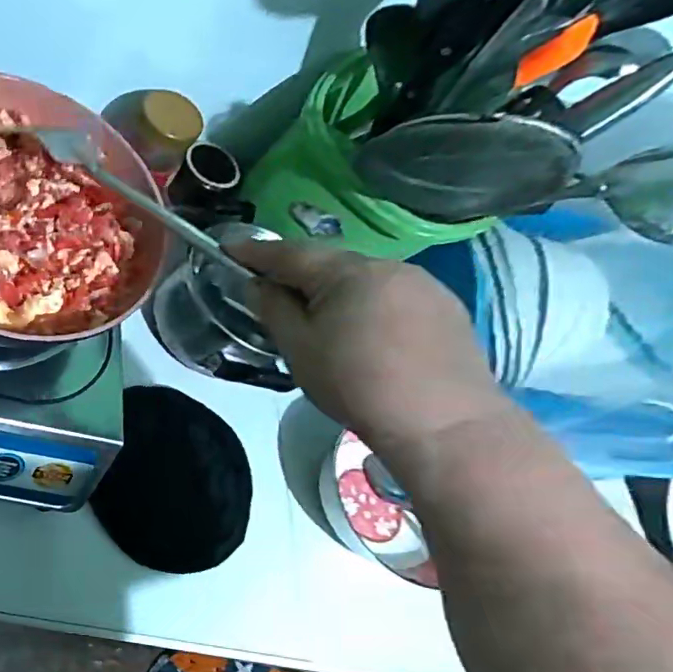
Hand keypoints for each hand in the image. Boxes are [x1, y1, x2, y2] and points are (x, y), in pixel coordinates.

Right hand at [230, 240, 514, 453]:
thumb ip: (273, 309)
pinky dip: (362, 302)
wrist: (444, 423)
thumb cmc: (356, 383)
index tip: (227, 248)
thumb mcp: (298, 348)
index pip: (291, 253)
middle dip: (295, 271)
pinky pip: (388, 294)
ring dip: (330, 288)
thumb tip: (258, 285)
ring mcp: (424, 286)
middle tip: (265, 286)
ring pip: (362, 278)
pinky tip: (355, 328)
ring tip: (310, 312)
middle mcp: (390, 267)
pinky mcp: (445, 309)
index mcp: (350, 273)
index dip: (255, 251)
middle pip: (330, 262)